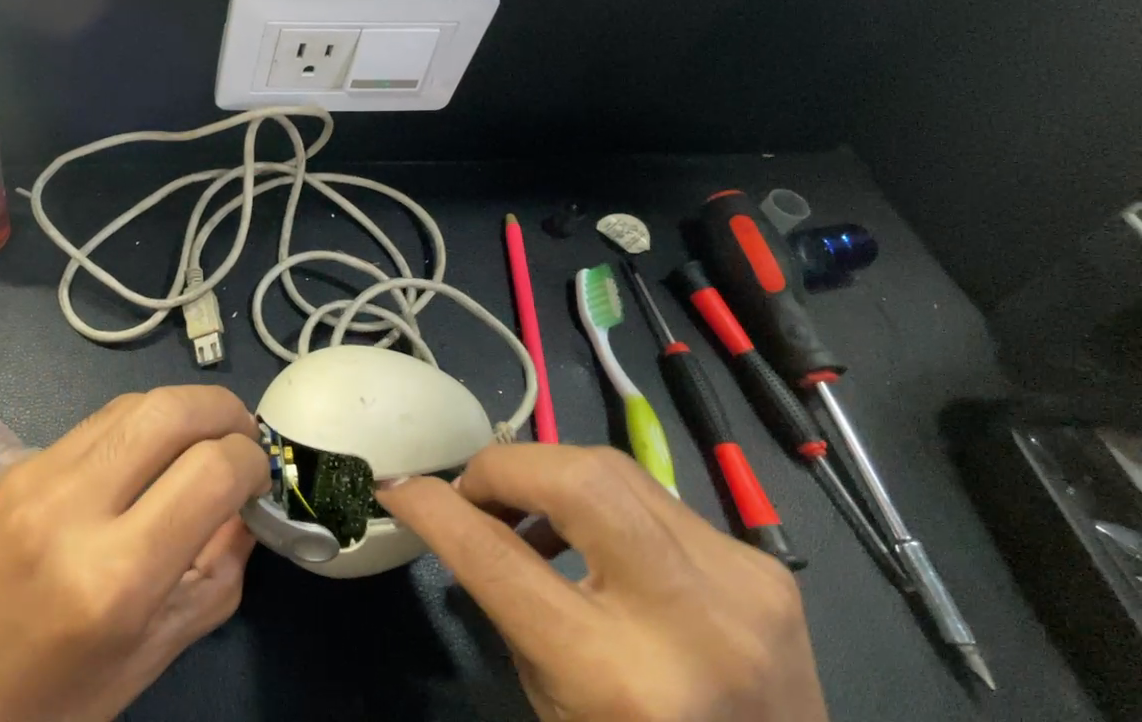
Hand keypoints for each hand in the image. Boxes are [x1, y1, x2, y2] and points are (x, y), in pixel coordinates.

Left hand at [0, 386, 267, 721]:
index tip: (259, 481)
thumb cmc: (44, 705)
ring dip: (181, 413)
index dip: (252, 463)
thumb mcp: (146, 660)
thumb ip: (213, 580)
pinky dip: (136, 430)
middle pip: (170, 409)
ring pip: (132, 404)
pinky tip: (144, 464)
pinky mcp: (13, 467)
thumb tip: (245, 511)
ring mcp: (34, 476)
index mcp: (113, 576)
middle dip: (224, 411)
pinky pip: (93, 426)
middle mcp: (71, 507)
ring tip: (200, 445)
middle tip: (243, 441)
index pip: (211, 470)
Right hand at [377, 443, 827, 721]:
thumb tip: (463, 514)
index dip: (436, 510)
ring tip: (525, 516)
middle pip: (577, 479)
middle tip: (473, 492)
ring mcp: (741, 583)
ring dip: (550, 477)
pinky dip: (603, 505)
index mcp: (617, 677)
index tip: (399, 487)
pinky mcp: (763, 566)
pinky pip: (656, 500)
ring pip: (617, 469)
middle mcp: (689, 620)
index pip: (499, 559)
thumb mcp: (551, 696)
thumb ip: (507, 600)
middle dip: (504, 467)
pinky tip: (590, 540)